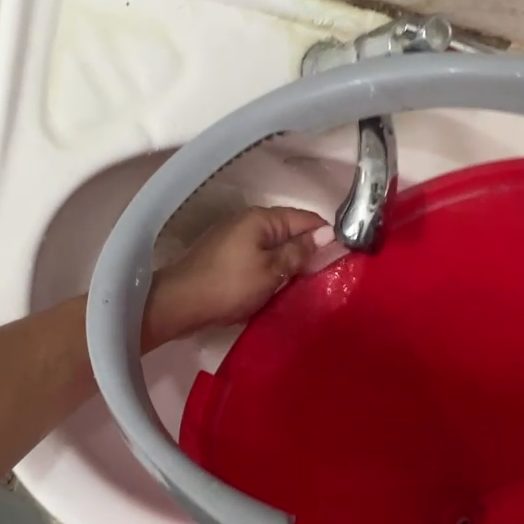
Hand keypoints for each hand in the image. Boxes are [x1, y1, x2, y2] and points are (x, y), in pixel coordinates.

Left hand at [143, 206, 331, 348]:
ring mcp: (234, 240)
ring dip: (289, 264)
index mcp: (261, 219)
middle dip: (309, 252)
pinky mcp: (225, 258)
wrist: (178, 304)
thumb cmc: (228, 286)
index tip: (345, 259)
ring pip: (274, 248)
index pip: (307, 219)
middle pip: (290, 233)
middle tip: (328, 277)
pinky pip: (258, 259)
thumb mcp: (271, 271)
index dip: (327, 237)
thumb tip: (326, 235)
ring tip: (308, 286)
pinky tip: (278, 289)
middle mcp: (248, 222)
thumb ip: (299, 252)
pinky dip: (270, 271)